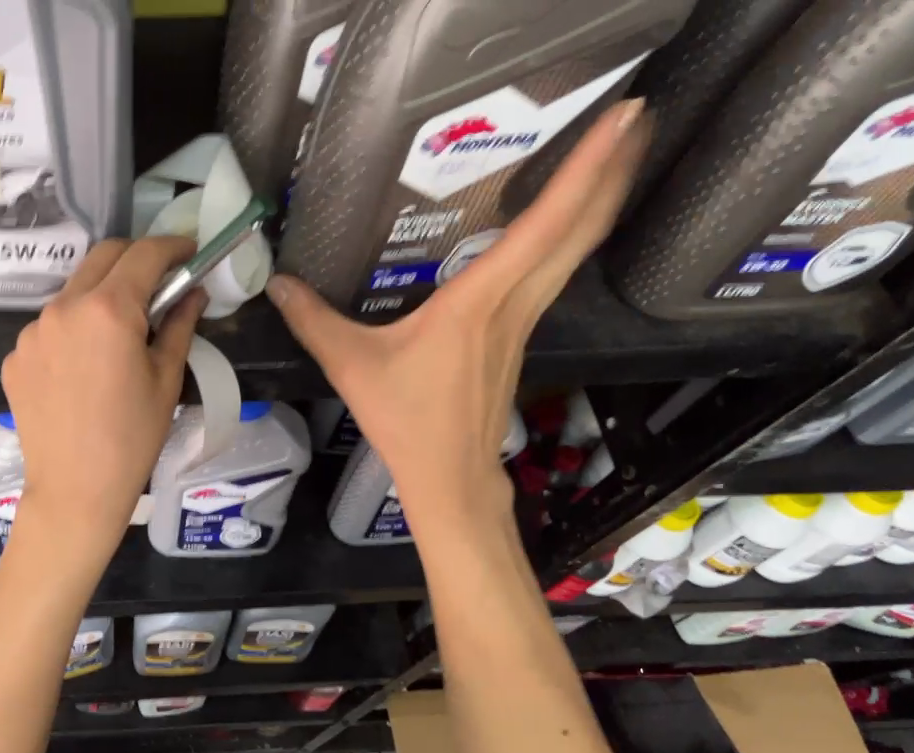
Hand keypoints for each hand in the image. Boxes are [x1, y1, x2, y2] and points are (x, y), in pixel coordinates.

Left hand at [1, 235, 206, 549]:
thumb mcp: (166, 380)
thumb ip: (179, 325)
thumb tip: (192, 293)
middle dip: (135, 260)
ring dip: (99, 299)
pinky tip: (83, 370)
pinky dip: (71, 335)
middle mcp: (63, 308)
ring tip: (117, 336)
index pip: (143, 253)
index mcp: (108, 310)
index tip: (189, 252)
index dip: (172, 246)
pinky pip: (48, 331)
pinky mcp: (14, 359)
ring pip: (71, 295)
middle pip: (102, 259)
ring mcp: (31, 333)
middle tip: (159, 283)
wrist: (74, 491)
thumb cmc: (131, 439)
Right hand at [268, 99, 651, 528]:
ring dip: (599, 202)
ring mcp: (525, 322)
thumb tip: (277, 284)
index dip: (586, 169)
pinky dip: (570, 238)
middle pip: (579, 230)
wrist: (449, 474)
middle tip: (637, 117)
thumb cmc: (406, 420)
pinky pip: (555, 274)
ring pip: (574, 253)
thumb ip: (314, 321)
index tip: (625, 117)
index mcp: (479, 300)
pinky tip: (560, 228)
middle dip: (615, 170)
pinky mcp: (520, 338)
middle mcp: (515, 304)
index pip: (544, 224)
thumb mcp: (351, 366)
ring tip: (615, 156)